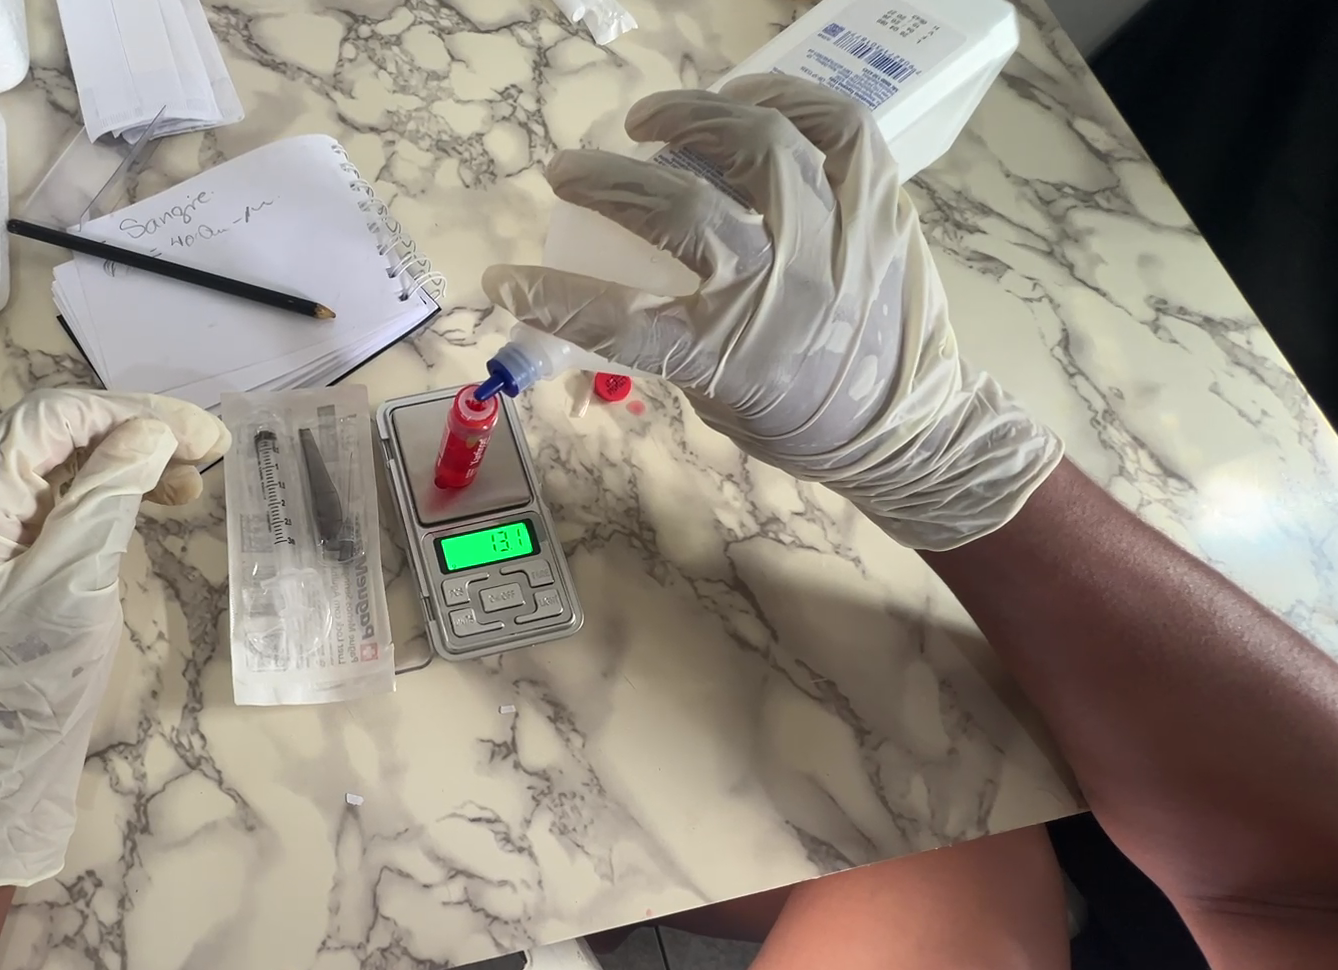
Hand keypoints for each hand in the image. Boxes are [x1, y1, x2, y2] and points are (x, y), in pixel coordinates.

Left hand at [0, 389, 228, 892]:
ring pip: (65, 458)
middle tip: (208, 443)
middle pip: (53, 432)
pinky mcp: (7, 536)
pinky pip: (65, 493)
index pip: (44, 421)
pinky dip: (116, 488)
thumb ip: (108, 496)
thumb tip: (151, 429)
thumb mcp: (77, 583)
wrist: (2, 751)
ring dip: (132, 457)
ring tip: (197, 471)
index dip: (126, 414)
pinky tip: (168, 493)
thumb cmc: (35, 680)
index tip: (197, 432)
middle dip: (135, 430)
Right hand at [483, 75, 1061, 549]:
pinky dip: (786, 102)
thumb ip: (662, 346)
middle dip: (607, 184)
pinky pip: (840, 129)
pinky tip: (746, 100)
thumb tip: (610, 307)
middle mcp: (774, 294)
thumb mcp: (709, 401)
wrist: (905, 429)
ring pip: (759, 149)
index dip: (547, 299)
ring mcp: (834, 243)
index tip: (502, 279)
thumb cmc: (790, 423)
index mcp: (720, 358)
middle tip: (567, 171)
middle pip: (678, 214)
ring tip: (649, 118)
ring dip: (689, 119)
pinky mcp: (881, 211)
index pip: (613, 324)